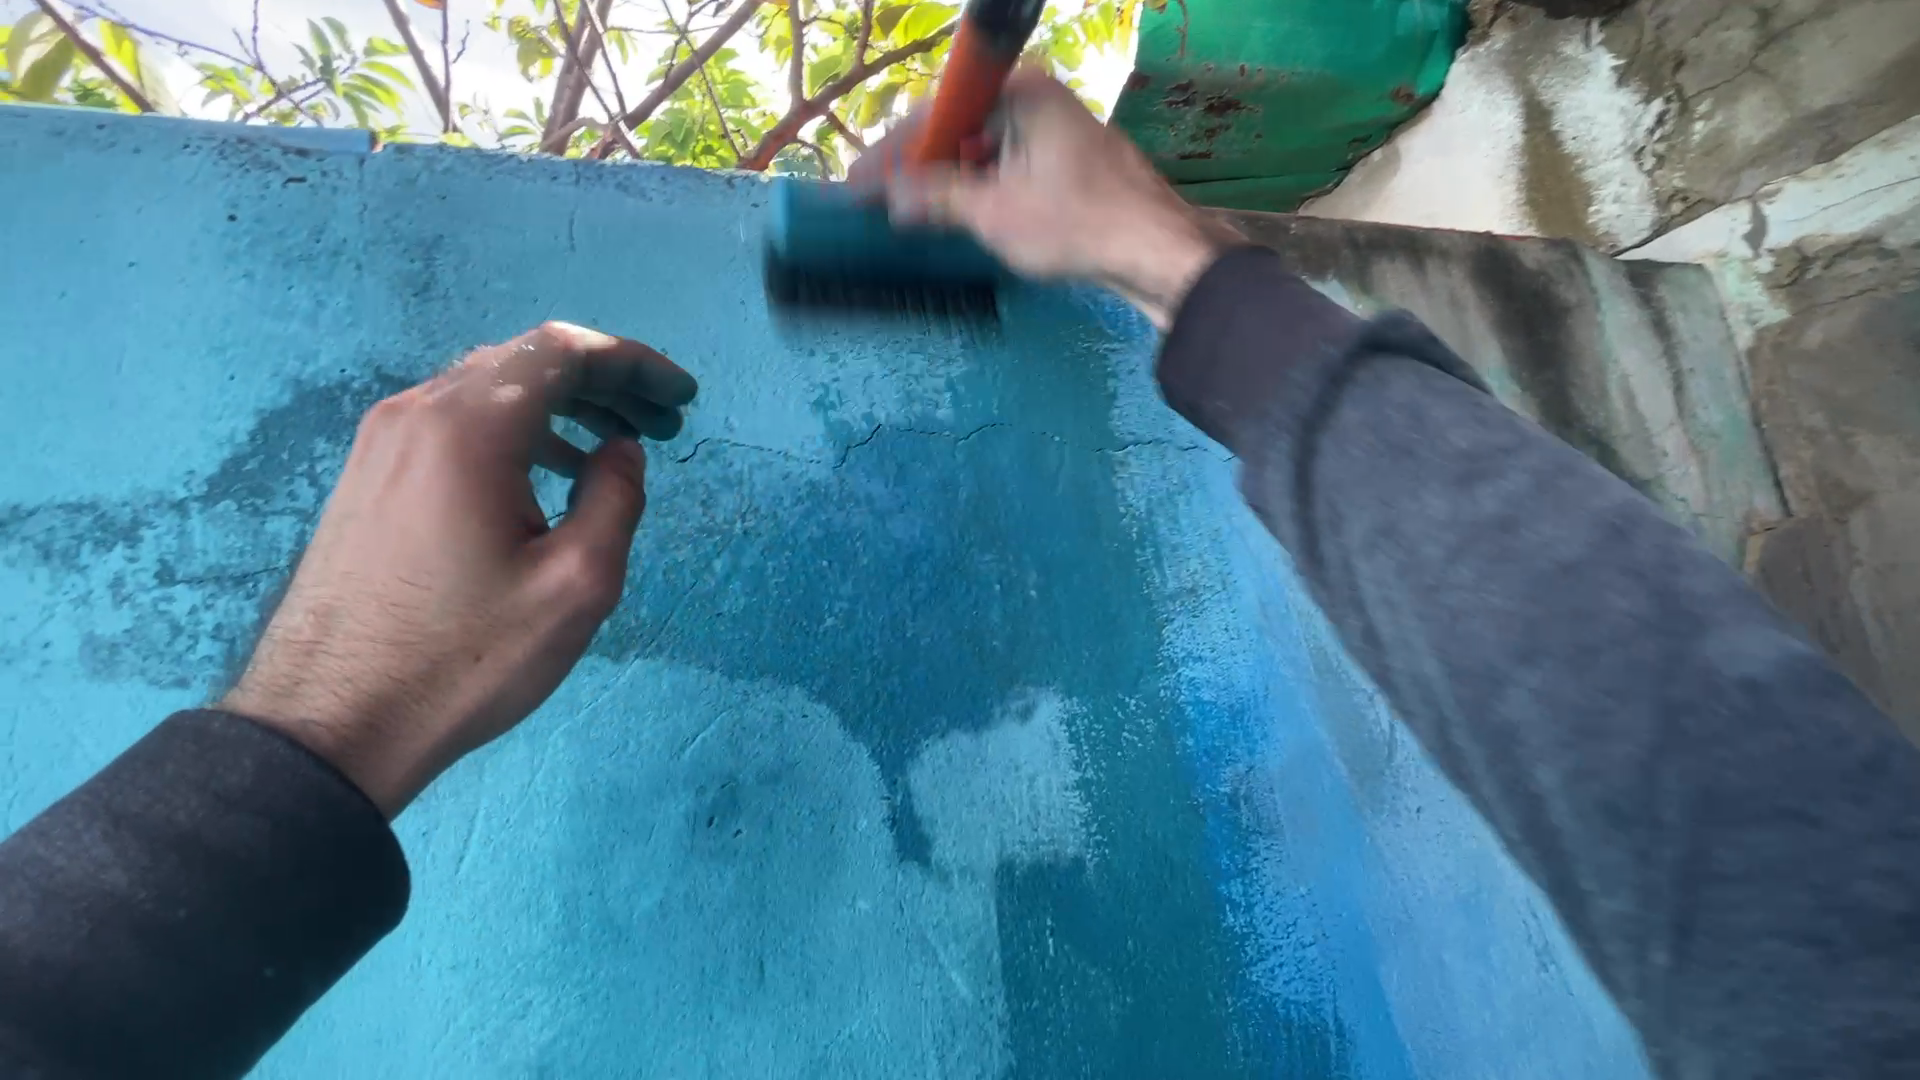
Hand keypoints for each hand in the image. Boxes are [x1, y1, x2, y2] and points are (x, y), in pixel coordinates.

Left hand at [222, 322, 697, 816]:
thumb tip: (621, 448)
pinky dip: (525, 429)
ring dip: (568, 404)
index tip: (681, 397)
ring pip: (494, 387)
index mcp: (470, 429)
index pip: (564, 351)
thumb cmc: (470, 654)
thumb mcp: (579, 583)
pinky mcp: (374, 473)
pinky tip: (555, 471)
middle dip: (608, 381)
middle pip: (529, 360)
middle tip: (663, 423)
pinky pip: (463, 421)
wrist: (333, 721)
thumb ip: (617, 498)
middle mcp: (420, 413)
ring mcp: (386, 441)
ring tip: (620, 444)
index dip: (635, 362)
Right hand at [854, 68, 1240, 327]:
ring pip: (985, 150)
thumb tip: (892, 197)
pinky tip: (962, 216)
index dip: (892, 152)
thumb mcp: (995, 213)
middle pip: (959, 128)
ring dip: (950, 183)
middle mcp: (1038, 97)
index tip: (858, 184)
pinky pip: (1010, 166)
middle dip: (919, 168)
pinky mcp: (1068, 160)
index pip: (935, 112)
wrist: (1153, 251)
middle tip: (882, 203)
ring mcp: (1056, 128)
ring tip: (913, 216)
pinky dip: (982, 189)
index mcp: (1019, 91)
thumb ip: (938, 198)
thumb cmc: (1075, 225)